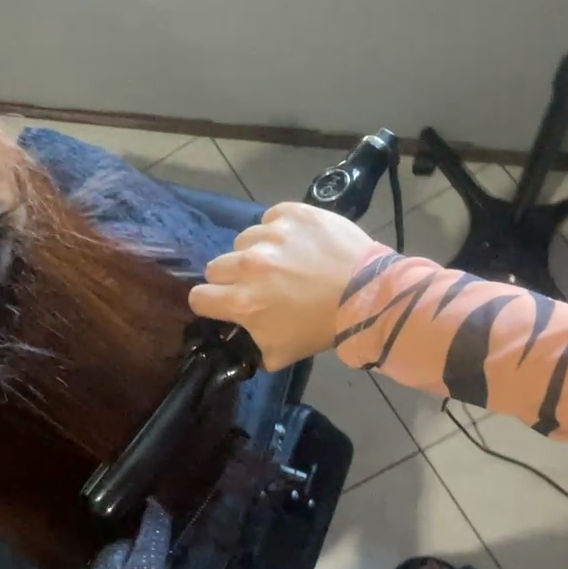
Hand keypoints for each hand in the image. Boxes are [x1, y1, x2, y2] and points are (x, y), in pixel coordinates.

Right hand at [189, 203, 378, 369]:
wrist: (368, 295)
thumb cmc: (322, 327)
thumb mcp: (280, 353)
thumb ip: (252, 348)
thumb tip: (241, 343)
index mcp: (243, 302)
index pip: (199, 297)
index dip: (209, 302)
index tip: (223, 302)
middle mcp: (249, 266)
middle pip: (216, 267)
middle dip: (230, 277)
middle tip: (256, 283)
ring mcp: (271, 236)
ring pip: (242, 241)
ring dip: (254, 251)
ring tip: (281, 260)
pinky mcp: (292, 214)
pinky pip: (270, 218)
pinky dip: (278, 229)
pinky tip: (295, 242)